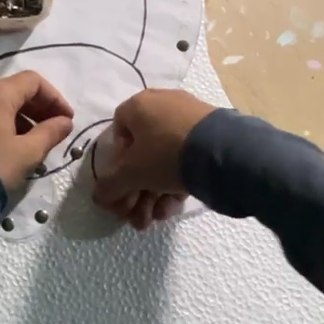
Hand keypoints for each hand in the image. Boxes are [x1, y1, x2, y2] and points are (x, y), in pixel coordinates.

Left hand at [0, 71, 74, 192]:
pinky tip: (11, 146)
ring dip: (22, 117)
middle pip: (15, 90)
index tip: (66, 120)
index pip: (33, 81)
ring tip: (34, 142)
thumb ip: (50, 133)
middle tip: (55, 130)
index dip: (55, 98)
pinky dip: (2, 123)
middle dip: (39, 108)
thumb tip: (65, 122)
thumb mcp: (28, 152)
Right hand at [92, 88, 216, 229]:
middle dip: (137, 190)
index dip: (117, 165)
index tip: (124, 187)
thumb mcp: (131, 174)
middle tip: (138, 216)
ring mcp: (189, 118)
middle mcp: (162, 105)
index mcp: (138, 105)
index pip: (118, 135)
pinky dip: (177, 182)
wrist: (225, 152)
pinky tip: (174, 207)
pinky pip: (186, 159)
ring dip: (155, 193)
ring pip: (164, 160)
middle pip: (141, 154)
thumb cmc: (165, 154)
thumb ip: (109, 186)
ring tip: (157, 218)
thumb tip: (98, 197)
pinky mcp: (211, 134)